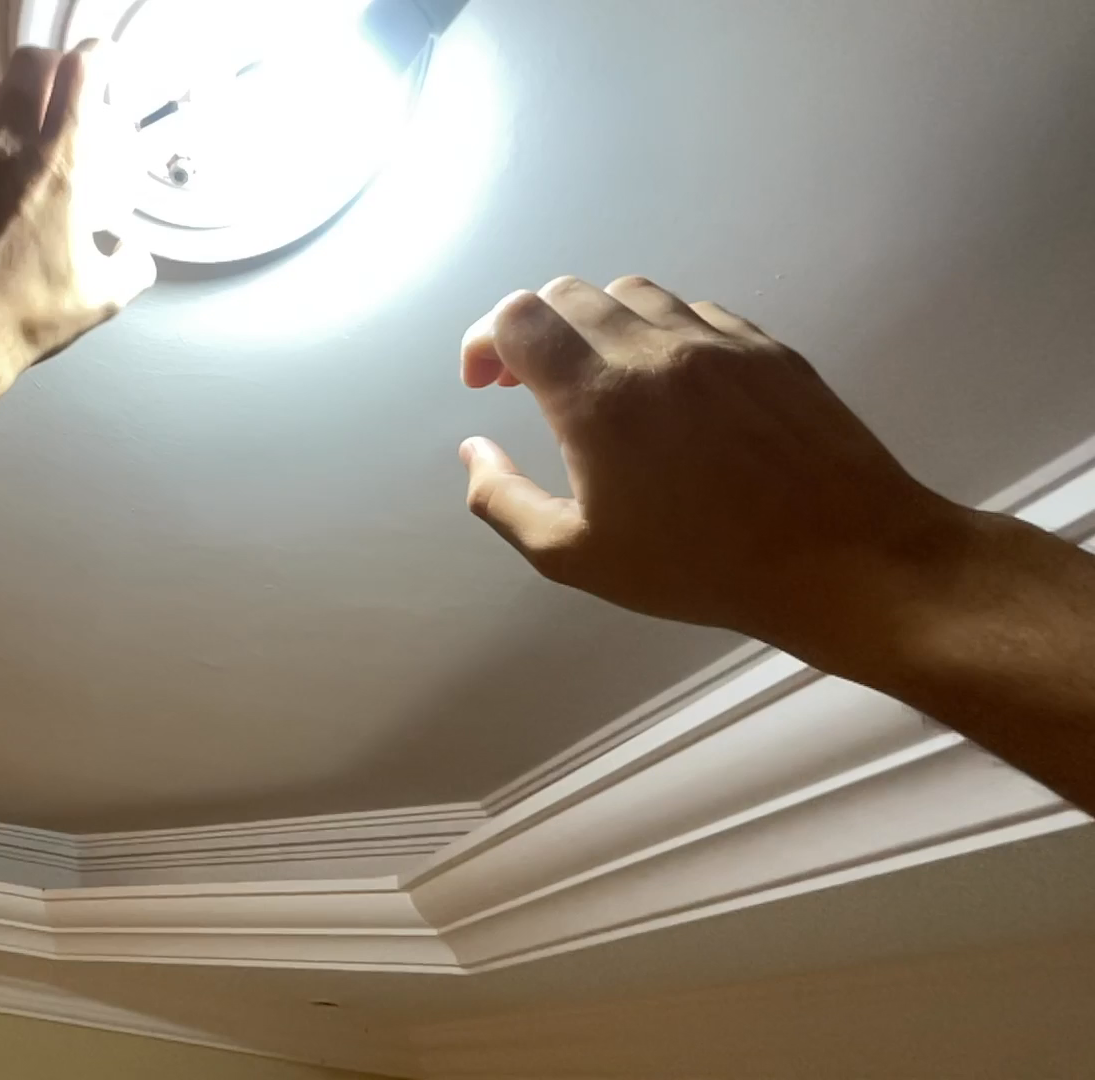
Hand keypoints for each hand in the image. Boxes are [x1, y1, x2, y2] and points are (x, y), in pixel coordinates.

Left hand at [0, 43, 155, 377]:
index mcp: (59, 168)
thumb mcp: (101, 300)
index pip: (80, 78)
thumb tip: (134, 254)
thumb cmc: (26, 315)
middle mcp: (8, 148)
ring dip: (2, 95)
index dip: (95, 58)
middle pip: (29, 66)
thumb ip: (131, 268)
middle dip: (50, 63)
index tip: (101, 60)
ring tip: (10, 117)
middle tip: (58, 82)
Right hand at [457, 275, 973, 652]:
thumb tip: (474, 450)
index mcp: (596, 400)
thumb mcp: (568, 556)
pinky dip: (649, 332)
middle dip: (526, 332)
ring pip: (626, 292)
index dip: (482, 341)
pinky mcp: (766, 346)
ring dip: (587, 326)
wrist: (847, 561)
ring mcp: (717, 341)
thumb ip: (501, 499)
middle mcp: (652, 351)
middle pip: (564, 293)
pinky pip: (688, 310)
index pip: (517, 318)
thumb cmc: (693, 566)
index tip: (482, 385)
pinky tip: (658, 383)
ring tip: (590, 378)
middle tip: (524, 385)